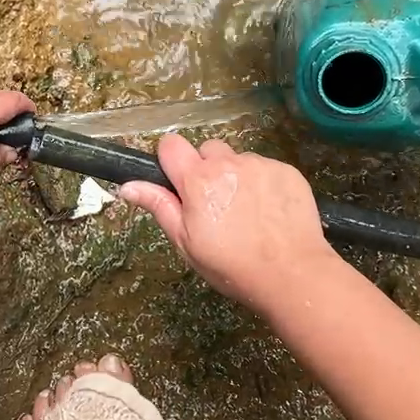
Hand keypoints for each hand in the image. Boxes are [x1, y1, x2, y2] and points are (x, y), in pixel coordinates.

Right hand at [117, 135, 344, 310]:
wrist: (291, 274)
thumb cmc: (231, 265)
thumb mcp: (186, 242)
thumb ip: (159, 206)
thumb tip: (128, 186)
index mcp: (197, 180)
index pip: (171, 144)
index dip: (171, 160)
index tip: (178, 181)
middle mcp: (228, 163)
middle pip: (207, 150)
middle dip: (206, 169)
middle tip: (214, 204)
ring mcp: (260, 164)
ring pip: (238, 159)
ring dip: (236, 176)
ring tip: (245, 212)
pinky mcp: (287, 171)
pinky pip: (265, 167)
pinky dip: (262, 183)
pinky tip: (267, 212)